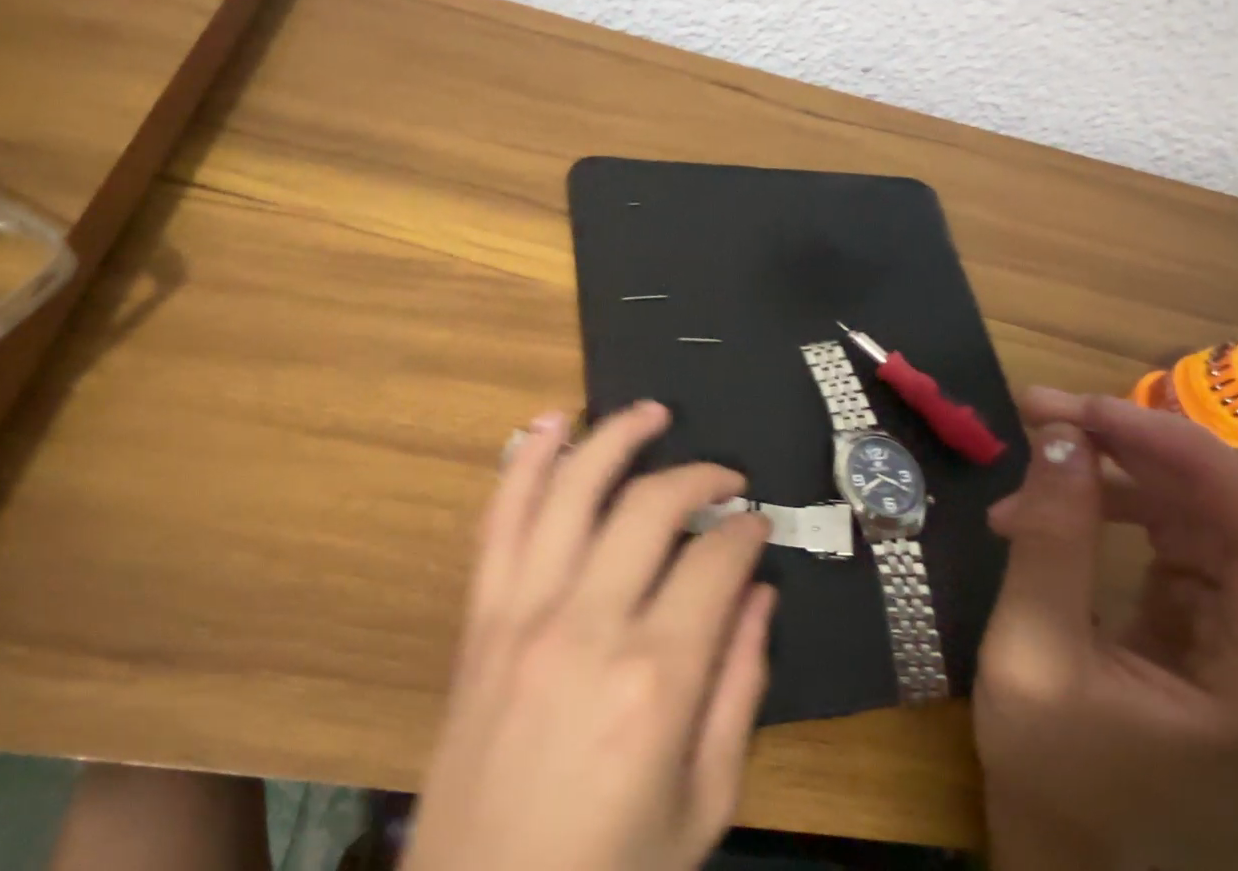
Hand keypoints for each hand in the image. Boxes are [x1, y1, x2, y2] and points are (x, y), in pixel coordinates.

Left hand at [403, 402, 776, 870]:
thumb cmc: (611, 863)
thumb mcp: (705, 801)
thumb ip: (739, 689)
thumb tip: (759, 595)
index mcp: (657, 677)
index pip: (714, 562)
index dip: (746, 529)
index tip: (759, 521)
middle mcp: (587, 625)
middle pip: (649, 507)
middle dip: (696, 474)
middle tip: (724, 474)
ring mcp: (521, 613)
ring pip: (568, 489)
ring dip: (610, 437)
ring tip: (649, 412)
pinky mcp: (478, 618)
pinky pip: (498, 521)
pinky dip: (521, 463)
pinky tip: (548, 425)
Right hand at [974, 388, 1237, 869]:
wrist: (1061, 828)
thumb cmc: (1047, 762)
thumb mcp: (1032, 651)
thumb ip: (1051, 542)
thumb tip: (1057, 437)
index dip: (1188, 456)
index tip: (1093, 412)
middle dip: (1145, 451)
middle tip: (1050, 411)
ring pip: (1214, 519)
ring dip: (1126, 475)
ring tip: (1039, 457)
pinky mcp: (1229, 629)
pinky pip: (1189, 542)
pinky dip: (1123, 509)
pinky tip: (1056, 505)